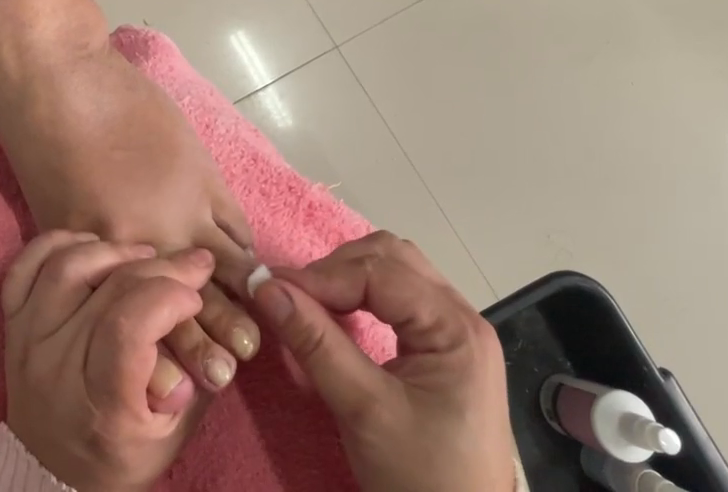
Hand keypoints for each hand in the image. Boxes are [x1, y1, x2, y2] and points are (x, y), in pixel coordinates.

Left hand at [0, 40, 262, 395]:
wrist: (62, 83)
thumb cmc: (44, 147)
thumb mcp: (58, 217)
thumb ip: (95, 259)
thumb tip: (124, 290)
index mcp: (109, 261)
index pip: (150, 318)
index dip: (175, 354)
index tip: (192, 375)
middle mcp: (151, 244)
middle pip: (198, 302)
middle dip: (222, 337)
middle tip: (240, 362)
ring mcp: (185, 209)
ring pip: (228, 265)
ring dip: (246, 297)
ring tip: (261, 321)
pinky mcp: (205, 175)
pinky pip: (235, 223)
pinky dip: (246, 247)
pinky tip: (253, 266)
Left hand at [2, 232, 216, 491]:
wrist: (53, 473)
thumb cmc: (121, 453)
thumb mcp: (171, 433)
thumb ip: (194, 375)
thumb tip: (211, 308)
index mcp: (101, 402)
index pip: (127, 327)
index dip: (167, 298)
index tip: (197, 295)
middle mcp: (57, 365)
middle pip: (106, 288)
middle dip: (160, 266)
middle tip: (193, 262)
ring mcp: (28, 339)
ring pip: (65, 267)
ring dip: (111, 249)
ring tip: (145, 253)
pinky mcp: (12, 324)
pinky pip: (24, 267)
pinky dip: (56, 244)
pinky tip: (91, 244)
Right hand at [252, 232, 516, 491]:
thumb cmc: (421, 479)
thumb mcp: (363, 411)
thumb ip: (315, 343)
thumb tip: (265, 288)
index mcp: (455, 328)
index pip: (378, 272)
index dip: (321, 275)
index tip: (271, 288)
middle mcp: (461, 317)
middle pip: (390, 258)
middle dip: (336, 268)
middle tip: (292, 295)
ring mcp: (455, 331)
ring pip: (394, 271)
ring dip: (349, 277)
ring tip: (310, 302)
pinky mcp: (443, 348)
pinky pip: (399, 297)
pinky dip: (363, 295)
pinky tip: (338, 315)